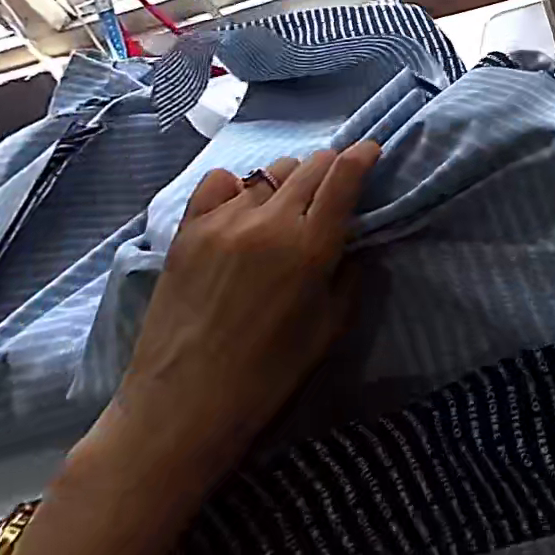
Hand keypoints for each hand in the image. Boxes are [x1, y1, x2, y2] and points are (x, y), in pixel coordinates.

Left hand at [19, 141, 379, 554]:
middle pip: (310, 164)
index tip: (370, 151)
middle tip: (330, 188)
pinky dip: (237, 187)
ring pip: (269, 172)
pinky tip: (238, 208)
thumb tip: (354, 238)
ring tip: (283, 209)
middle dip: (329, 167)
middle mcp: (271, 220)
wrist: (183, 403)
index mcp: (310, 246)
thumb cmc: (267, 377)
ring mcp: (226, 218)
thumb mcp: (328, 330)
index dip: (363, 155)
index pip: (343, 175)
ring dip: (287, 182)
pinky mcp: (189, 225)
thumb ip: (350, 275)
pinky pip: (220, 181)